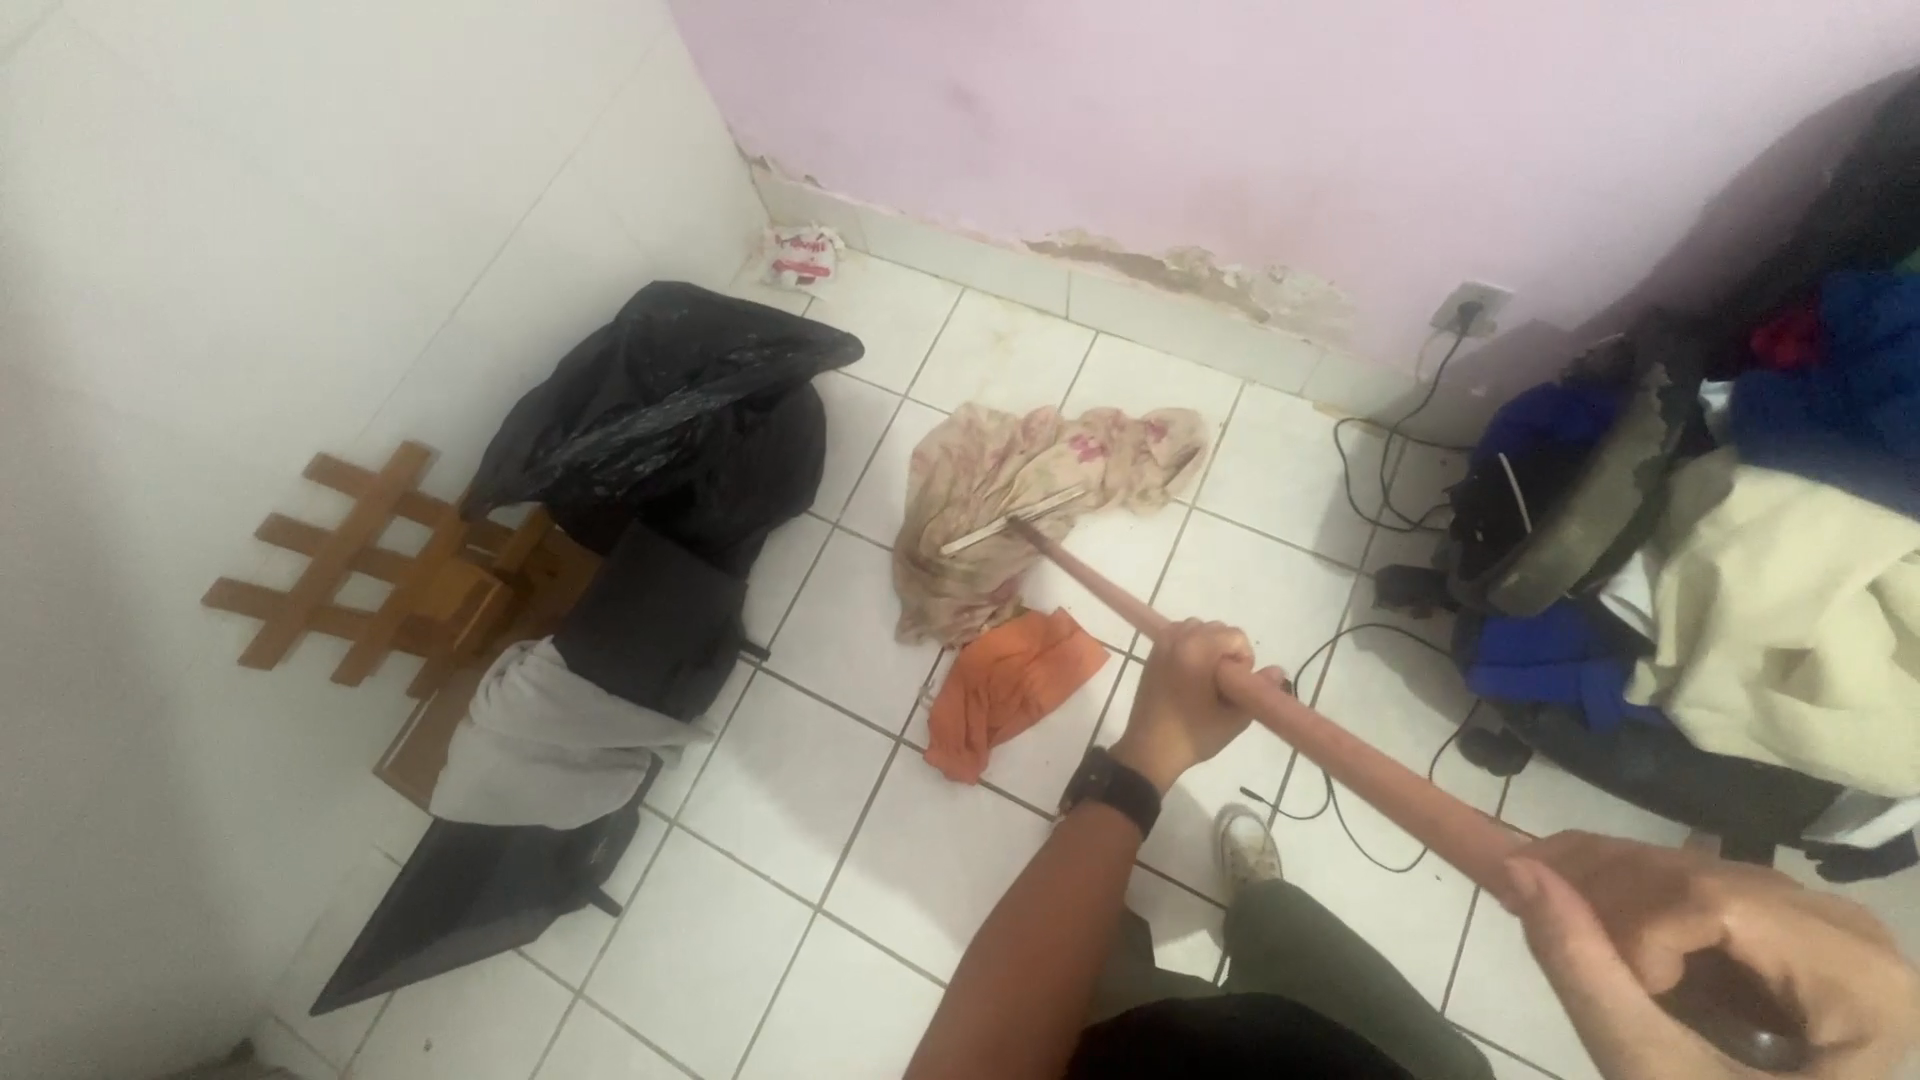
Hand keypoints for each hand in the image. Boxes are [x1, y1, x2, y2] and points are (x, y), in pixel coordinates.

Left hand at [1110, 619, 1285, 793]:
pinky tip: (1191, 675)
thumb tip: (1278, 670)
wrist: (1149, 749)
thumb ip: (1258, 688)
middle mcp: (1177, 638)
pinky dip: (1190, 646)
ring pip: (1197, 629)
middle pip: (1216, 629)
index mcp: (1197, 650)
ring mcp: (1161, 644)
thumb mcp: (1234, 718)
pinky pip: (1179, 636)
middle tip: (1222, 684)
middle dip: (1226, 651)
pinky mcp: (1153, 653)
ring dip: (1208, 646)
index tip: (1235, 684)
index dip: (1243, 659)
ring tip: (1206, 679)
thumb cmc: (1194, 734)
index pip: (1235, 636)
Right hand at [1504, 831, 1919, 1079]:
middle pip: (1695, 877)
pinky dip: (1625, 887)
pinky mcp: (1787, 925)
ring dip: (1600, 883)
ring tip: (1546, 911)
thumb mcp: (1657, 1073)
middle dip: (1601, 892)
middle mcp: (1853, 935)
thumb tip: (1518, 868)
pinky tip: (1579, 905)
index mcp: (1860, 985)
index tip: (1613, 990)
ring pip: (1685, 867)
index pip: (1714, 903)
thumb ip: (1586, 971)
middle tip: (1526, 912)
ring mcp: (1822, 925)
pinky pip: (1694, 877)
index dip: (1635, 929)